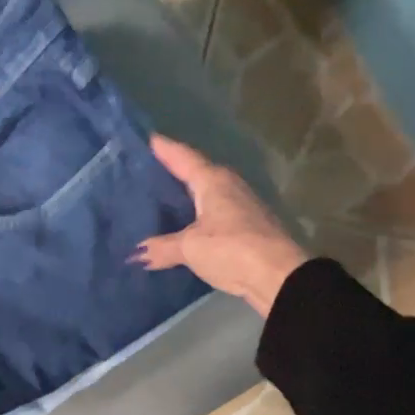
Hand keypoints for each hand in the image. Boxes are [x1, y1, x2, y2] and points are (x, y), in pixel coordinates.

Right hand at [133, 135, 309, 316]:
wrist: (278, 275)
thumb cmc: (232, 248)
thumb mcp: (190, 247)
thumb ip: (162, 247)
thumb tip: (135, 253)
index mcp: (213, 180)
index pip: (182, 156)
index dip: (163, 148)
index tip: (146, 138)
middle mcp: (228, 185)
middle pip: (195, 171)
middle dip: (172, 170)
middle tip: (145, 169)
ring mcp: (240, 205)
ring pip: (205, 192)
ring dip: (185, 193)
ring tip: (160, 197)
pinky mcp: (245, 226)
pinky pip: (212, 212)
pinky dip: (195, 214)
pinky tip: (183, 222)